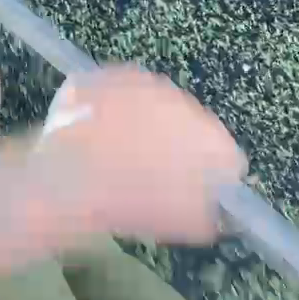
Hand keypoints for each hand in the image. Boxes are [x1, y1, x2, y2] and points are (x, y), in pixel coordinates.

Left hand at [35, 64, 247, 244]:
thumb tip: (209, 204)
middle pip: (191, 123)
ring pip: (155, 103)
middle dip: (175, 141)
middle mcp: (189, 105)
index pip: (226, 156)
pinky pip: (121, 89)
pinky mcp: (114, 74)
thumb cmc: (132, 206)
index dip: (208, 172)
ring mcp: (149, 84)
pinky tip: (97, 124)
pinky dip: (113, 104)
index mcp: (214, 142)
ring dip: (144, 119)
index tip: (189, 184)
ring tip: (117, 144)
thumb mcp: (185, 225)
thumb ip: (208, 211)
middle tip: (150, 164)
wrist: (72, 175)